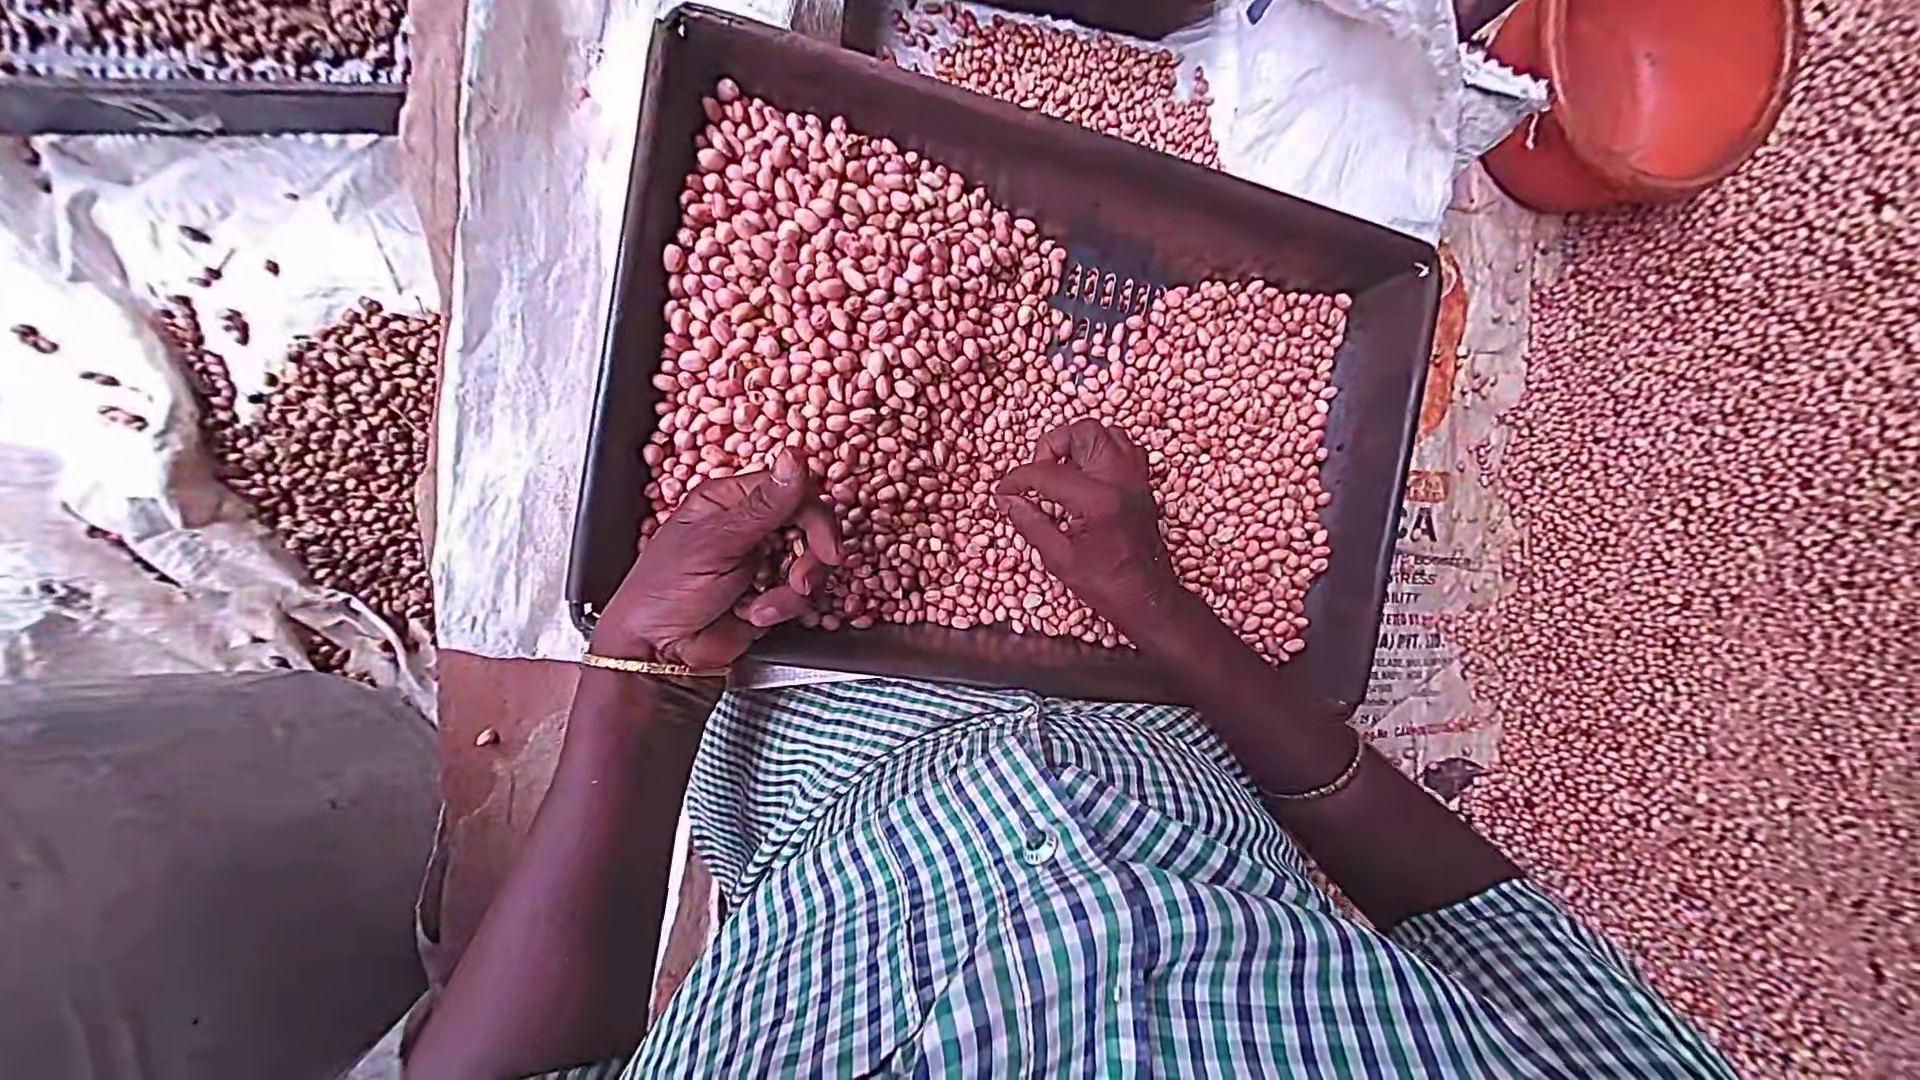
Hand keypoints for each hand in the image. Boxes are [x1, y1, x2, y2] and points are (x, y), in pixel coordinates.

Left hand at [592, 448, 842, 669]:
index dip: (815, 517)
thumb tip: (794, 457)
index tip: (827, 547)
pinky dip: (785, 607)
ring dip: (795, 589)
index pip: (792, 490)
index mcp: (731, 501)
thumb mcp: (716, 543)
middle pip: (810, 526)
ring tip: (765, 605)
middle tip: (800, 581)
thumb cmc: (667, 591)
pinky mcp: (771, 591)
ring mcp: (763, 559)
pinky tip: (756, 615)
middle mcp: (751, 525)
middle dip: (810, 558)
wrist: (658, 652)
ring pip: (811, 561)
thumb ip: (764, 505)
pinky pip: (801, 592)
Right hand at [995, 419, 1183, 631]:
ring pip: (1106, 432)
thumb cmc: (1105, 585)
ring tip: (1061, 472)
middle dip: (1052, 446)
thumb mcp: (1058, 558)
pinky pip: (1123, 448)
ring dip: (1078, 445)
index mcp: (1097, 501)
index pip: (1046, 473)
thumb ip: (1030, 523)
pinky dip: (1100, 452)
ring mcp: (1136, 479)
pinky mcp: (1143, 484)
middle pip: (1082, 432)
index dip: (1018, 480)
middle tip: (1038, 475)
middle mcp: (1121, 480)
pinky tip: (1085, 477)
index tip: (1005, 491)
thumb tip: (1008, 501)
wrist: (1147, 599)